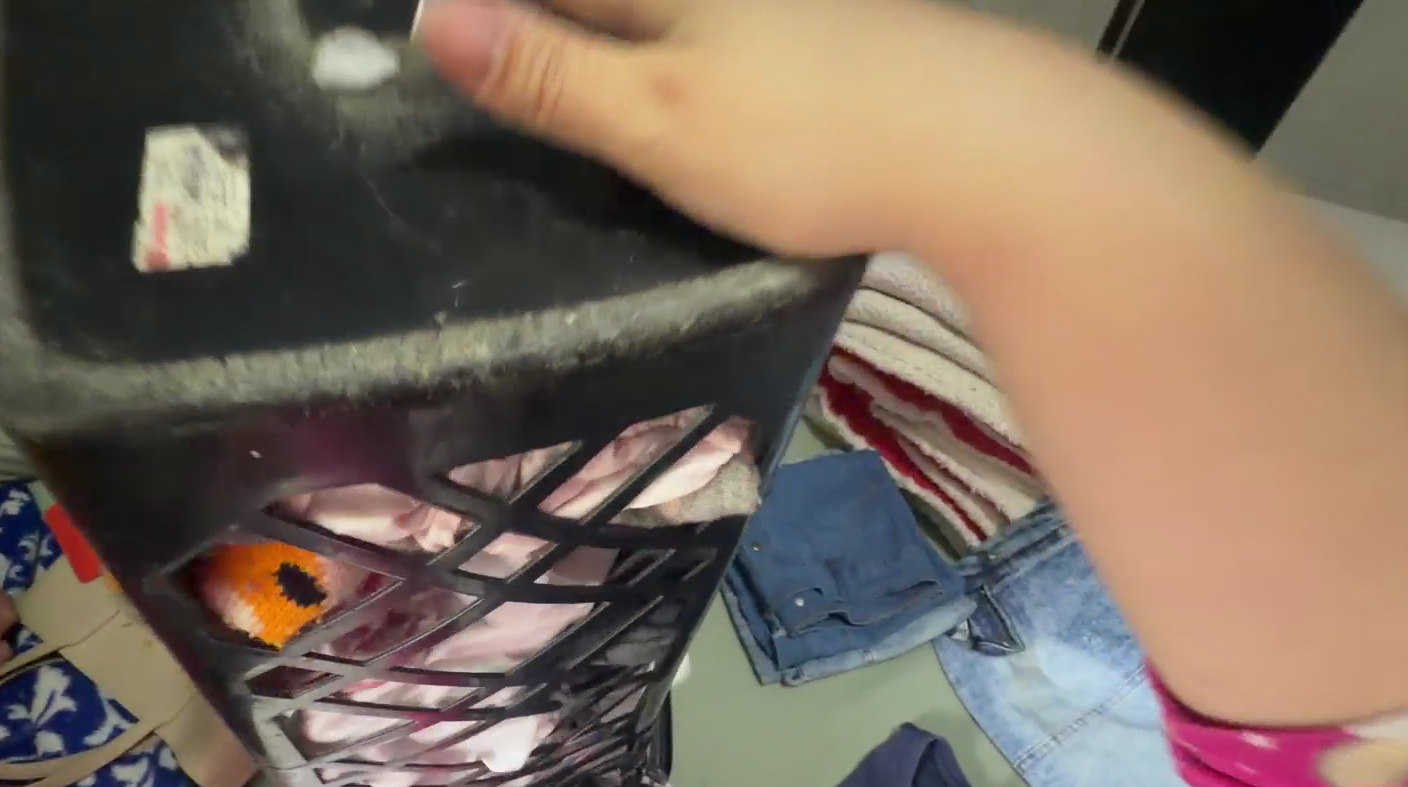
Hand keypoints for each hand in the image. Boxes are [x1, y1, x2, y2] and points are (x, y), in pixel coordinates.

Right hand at [413, 0, 1066, 255]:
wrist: (972, 150)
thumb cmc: (799, 141)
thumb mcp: (658, 121)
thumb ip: (552, 77)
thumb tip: (435, 18)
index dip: (495, 11)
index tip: (453, 28)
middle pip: (610, 2)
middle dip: (554, 27)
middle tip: (503, 45)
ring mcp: (774, 7)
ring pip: (668, 15)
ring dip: (608, 35)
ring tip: (569, 53)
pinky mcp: (816, 35)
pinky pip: (721, 31)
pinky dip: (671, 44)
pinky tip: (675, 61)